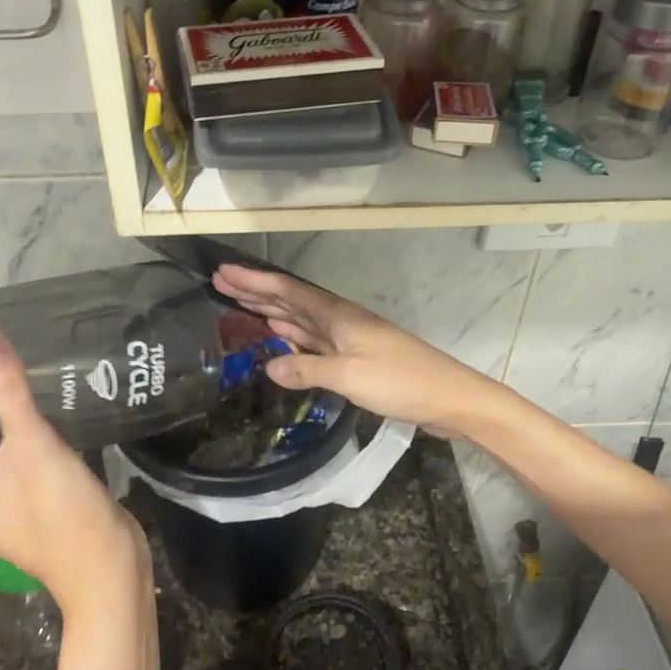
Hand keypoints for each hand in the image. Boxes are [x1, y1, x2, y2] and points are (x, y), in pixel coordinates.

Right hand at [210, 264, 513, 434]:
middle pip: (292, 300)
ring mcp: (349, 339)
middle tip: (220, 284)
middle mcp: (341, 321)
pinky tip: (280, 337)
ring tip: (241, 304)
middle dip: (257, 292)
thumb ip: (308, 369)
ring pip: (301, 319)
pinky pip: (314, 340)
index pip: (288, 292)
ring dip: (272, 310)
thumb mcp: (349, 375)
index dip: (254, 282)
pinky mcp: (356, 358)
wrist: (449, 398)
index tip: (223, 271)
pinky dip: (293, 336)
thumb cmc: (400, 381)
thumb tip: (268, 365)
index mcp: (338, 316)